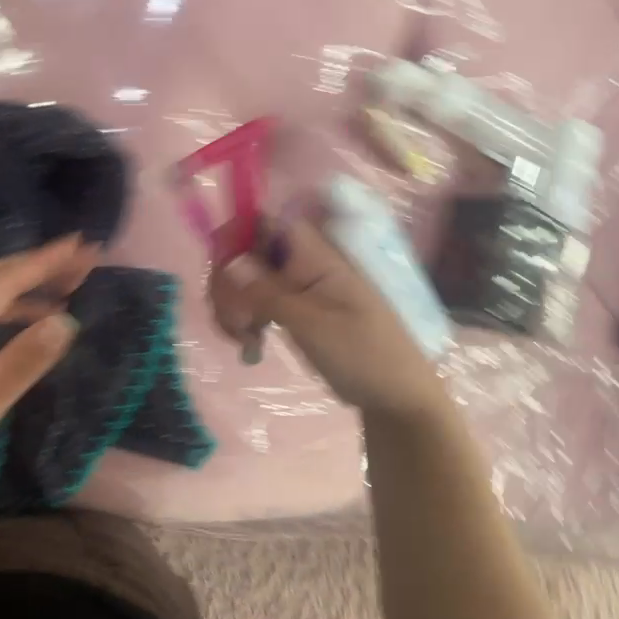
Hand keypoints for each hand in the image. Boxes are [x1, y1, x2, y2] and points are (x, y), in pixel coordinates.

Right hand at [210, 219, 449, 425]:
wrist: (397, 396)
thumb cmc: (362, 356)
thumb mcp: (311, 325)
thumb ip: (267, 291)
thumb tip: (228, 260)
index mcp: (314, 255)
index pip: (263, 222)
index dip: (234, 238)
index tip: (221, 276)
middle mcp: (302, 263)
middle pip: (245, 252)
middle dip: (227, 285)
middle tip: (234, 325)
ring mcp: (297, 287)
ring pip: (244, 280)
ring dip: (233, 308)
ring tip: (244, 342)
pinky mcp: (293, 309)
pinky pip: (255, 302)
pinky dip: (244, 321)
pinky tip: (250, 347)